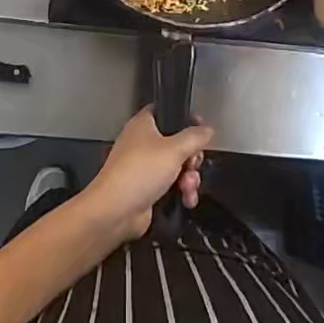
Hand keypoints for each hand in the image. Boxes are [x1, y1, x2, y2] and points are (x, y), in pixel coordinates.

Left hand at [80, 107, 213, 240]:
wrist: (116, 210)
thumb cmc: (138, 173)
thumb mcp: (174, 149)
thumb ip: (195, 137)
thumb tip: (207, 130)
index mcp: (143, 125)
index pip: (168, 112)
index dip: (186, 119)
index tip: (201, 129)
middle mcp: (143, 143)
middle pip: (178, 142)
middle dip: (192, 157)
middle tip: (191, 164)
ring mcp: (145, 166)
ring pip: (178, 166)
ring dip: (189, 178)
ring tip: (187, 186)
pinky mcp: (148, 187)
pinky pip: (172, 185)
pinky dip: (182, 192)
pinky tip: (185, 199)